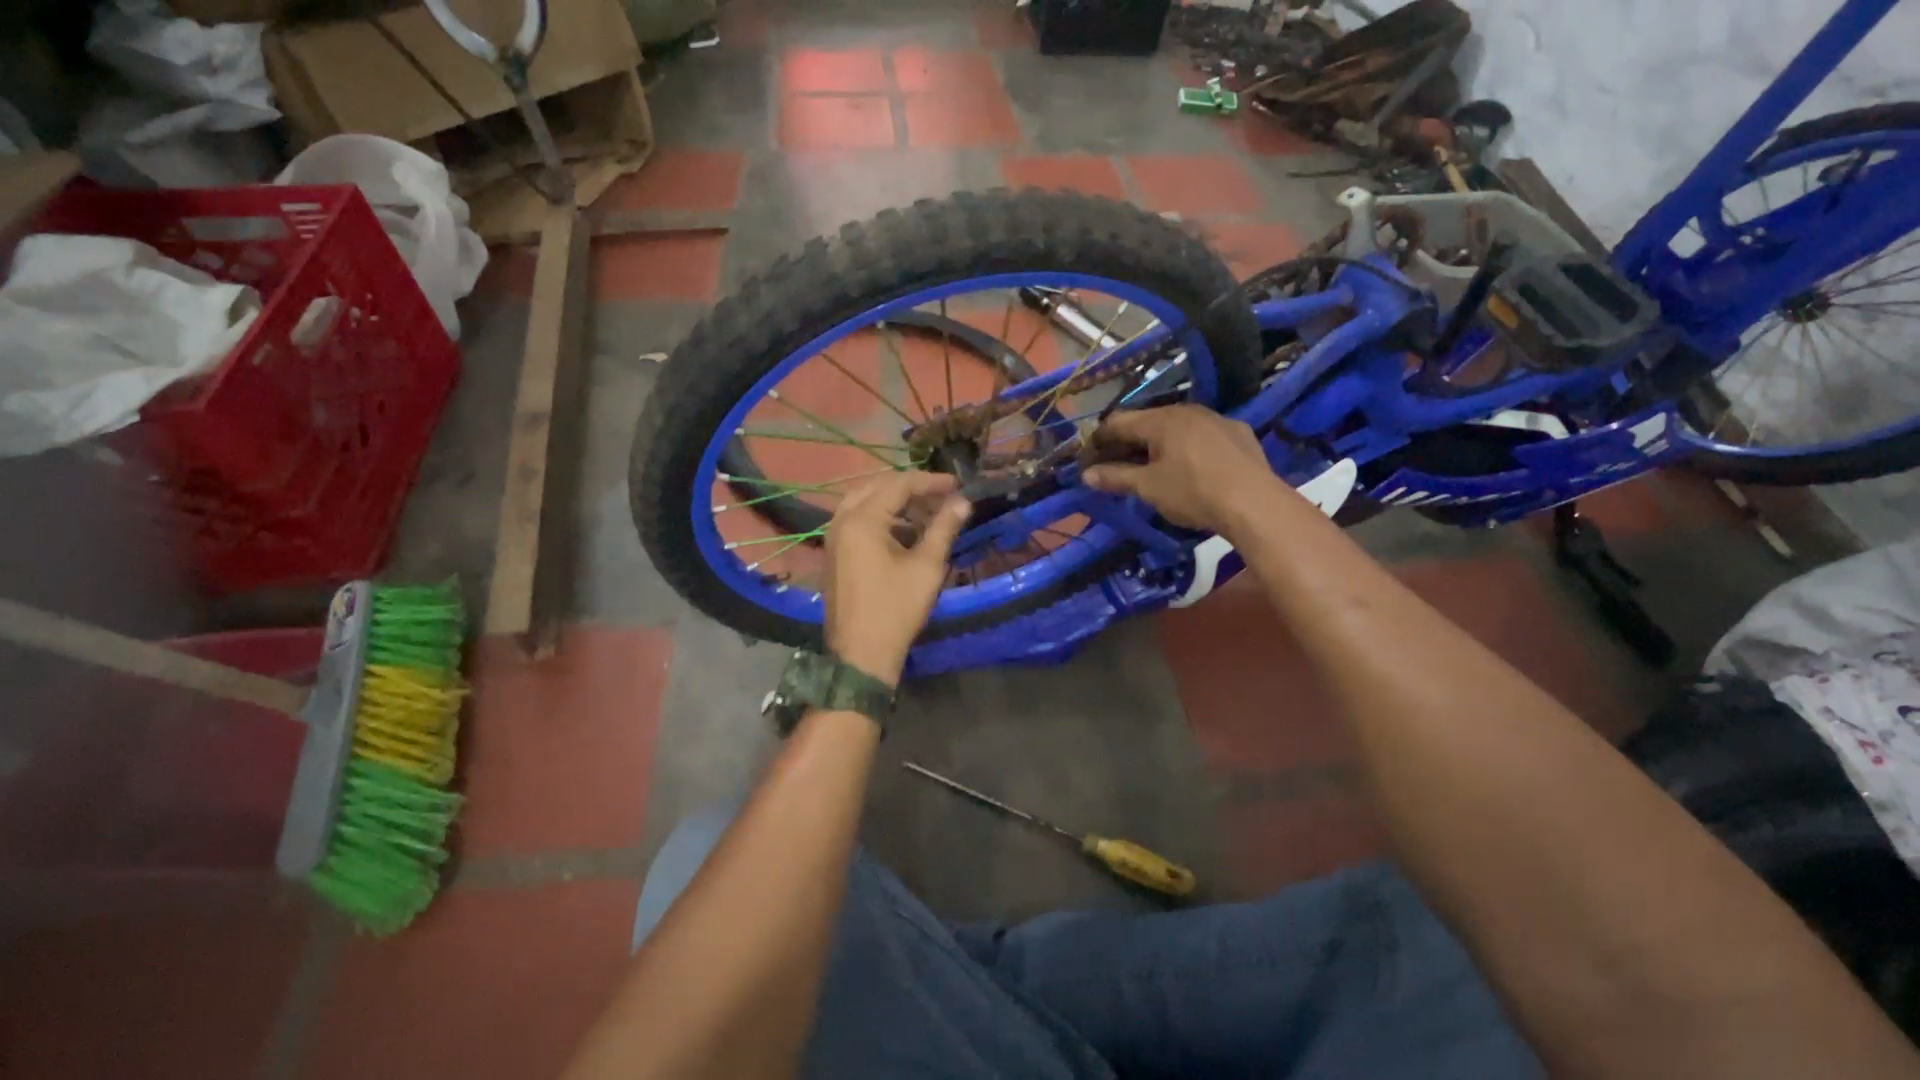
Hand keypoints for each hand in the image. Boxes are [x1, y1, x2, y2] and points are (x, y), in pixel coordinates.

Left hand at [822, 471, 970, 686]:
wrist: (861, 653)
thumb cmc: (896, 609)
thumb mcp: (926, 567)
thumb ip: (944, 528)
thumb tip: (962, 501)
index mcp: (862, 520)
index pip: (898, 485)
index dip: (930, 482)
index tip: (957, 486)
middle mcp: (841, 521)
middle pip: (878, 488)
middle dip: (911, 489)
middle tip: (941, 497)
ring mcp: (834, 538)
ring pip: (864, 503)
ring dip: (895, 503)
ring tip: (926, 513)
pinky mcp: (834, 554)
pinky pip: (857, 521)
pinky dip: (881, 519)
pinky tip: (905, 532)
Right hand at [1081, 405, 1278, 533]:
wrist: (1254, 503)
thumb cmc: (1193, 492)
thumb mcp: (1148, 488)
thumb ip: (1116, 478)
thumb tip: (1086, 475)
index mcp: (1161, 420)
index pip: (1118, 421)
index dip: (1100, 439)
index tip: (1089, 458)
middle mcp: (1188, 410)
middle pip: (1149, 421)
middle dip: (1129, 442)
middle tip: (1117, 465)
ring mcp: (1217, 419)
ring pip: (1178, 427)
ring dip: (1160, 443)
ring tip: (1153, 466)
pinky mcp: (1240, 433)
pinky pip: (1204, 436)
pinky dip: (1189, 447)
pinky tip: (1192, 466)